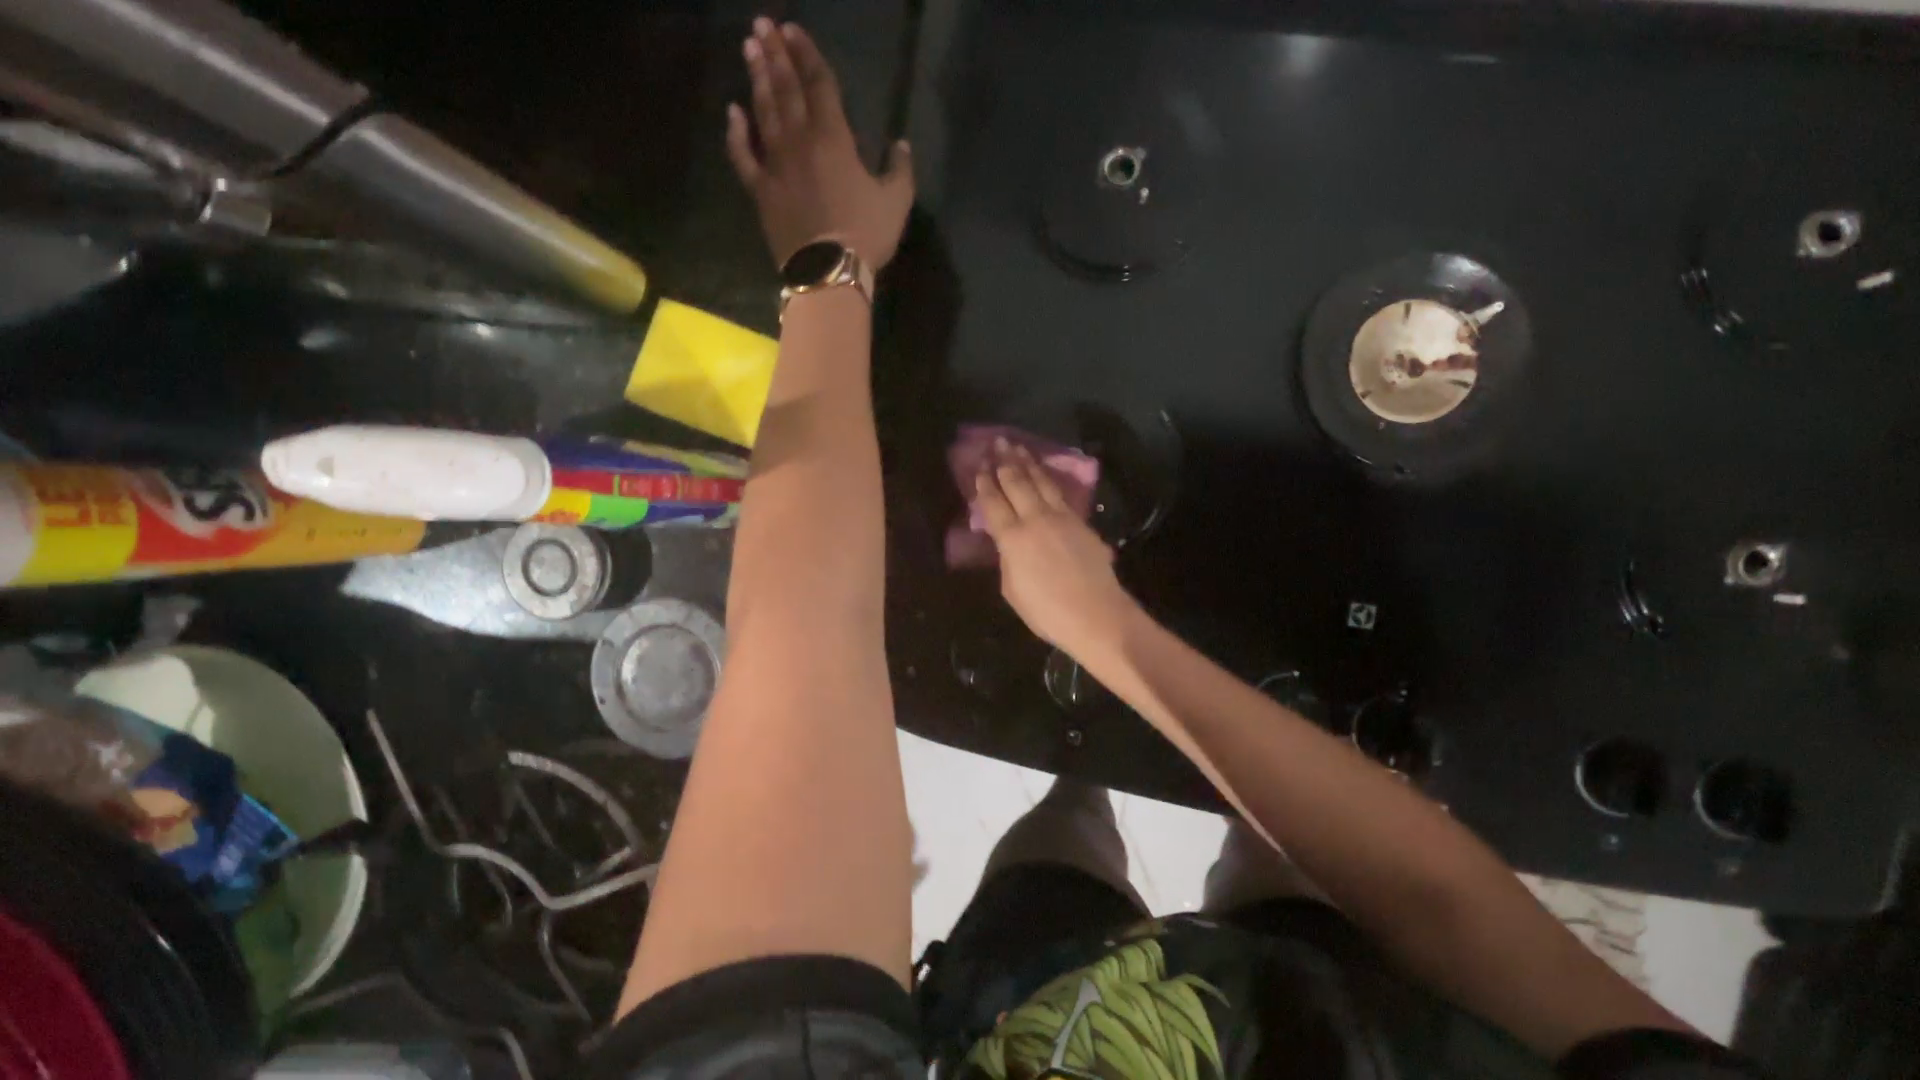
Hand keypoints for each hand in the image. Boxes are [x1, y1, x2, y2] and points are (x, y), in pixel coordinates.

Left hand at [726, 19, 914, 270]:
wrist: (828, 271)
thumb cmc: (866, 234)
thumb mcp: (897, 201)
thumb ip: (899, 168)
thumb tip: (901, 144)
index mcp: (835, 138)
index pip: (818, 84)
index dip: (806, 54)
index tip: (792, 29)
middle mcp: (800, 141)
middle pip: (785, 88)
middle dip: (774, 53)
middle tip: (761, 25)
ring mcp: (775, 164)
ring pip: (762, 111)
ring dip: (756, 78)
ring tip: (749, 49)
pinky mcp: (760, 190)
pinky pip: (742, 155)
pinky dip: (736, 132)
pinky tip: (732, 110)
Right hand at [974, 442, 1139, 660]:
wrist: (1096, 615)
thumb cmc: (1047, 612)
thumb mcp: (1013, 589)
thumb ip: (1007, 560)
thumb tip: (1009, 544)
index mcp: (1013, 538)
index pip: (993, 503)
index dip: (984, 482)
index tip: (979, 465)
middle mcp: (1036, 519)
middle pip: (1017, 483)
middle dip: (1005, 461)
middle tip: (997, 443)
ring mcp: (1062, 518)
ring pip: (1041, 482)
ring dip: (1028, 463)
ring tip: (1019, 447)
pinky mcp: (1081, 523)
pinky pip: (1059, 494)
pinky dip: (1048, 479)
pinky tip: (1045, 474)